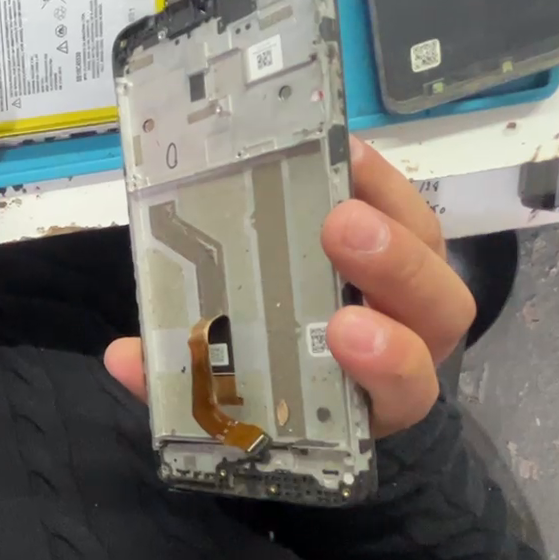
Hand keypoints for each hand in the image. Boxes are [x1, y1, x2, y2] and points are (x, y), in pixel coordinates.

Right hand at [104, 137, 474, 437]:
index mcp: (377, 401)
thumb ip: (189, 387)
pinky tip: (344, 155)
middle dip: (392, 270)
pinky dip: (382, 185)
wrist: (326, 387)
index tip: (343, 333)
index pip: (403, 389)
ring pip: (432, 257)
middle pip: (436, 310)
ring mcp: (413, 298)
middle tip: (339, 229)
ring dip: (389, 219)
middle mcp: (410, 347)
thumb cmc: (283, 401)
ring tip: (337, 186)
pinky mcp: (404, 255)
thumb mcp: (232, 404)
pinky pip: (412, 216)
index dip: (387, 362)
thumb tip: (122, 359)